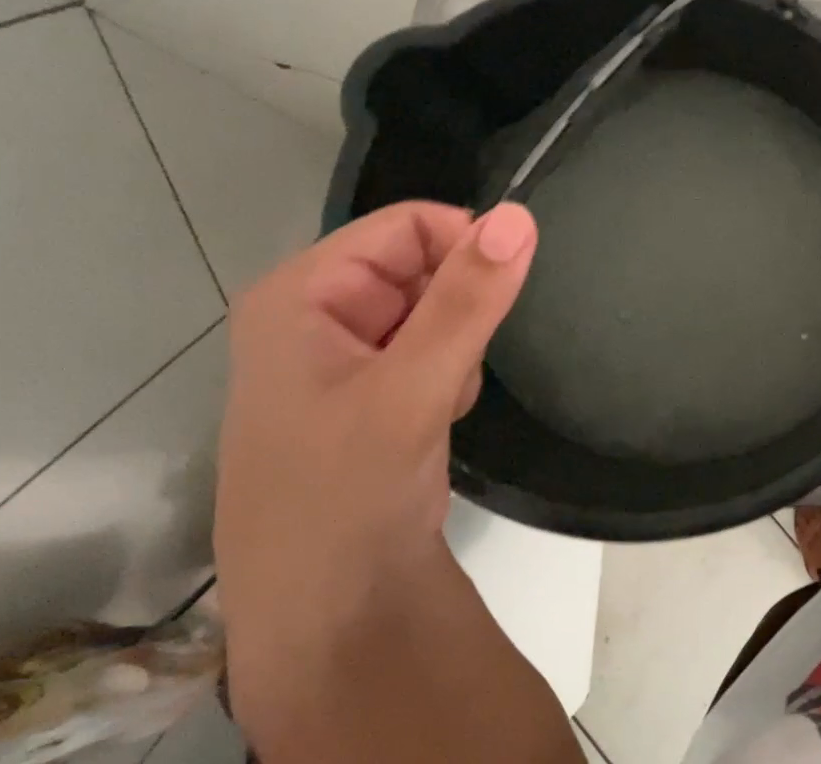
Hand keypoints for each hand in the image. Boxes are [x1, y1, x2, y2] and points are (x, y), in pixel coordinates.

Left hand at [215, 202, 536, 683]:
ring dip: (459, 350)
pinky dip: (453, 376)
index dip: (464, 249)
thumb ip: (467, 301)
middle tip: (454, 368)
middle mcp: (318, 312)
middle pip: (425, 265)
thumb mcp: (410, 390)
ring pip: (440, 310)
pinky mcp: (376, 391)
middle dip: (460, 311)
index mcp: (302, 293)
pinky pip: (438, 349)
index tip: (497, 301)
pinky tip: (438, 418)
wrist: (332, 605)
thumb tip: (519, 215)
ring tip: (439, 401)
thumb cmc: (346, 489)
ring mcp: (347, 354)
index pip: (408, 225)